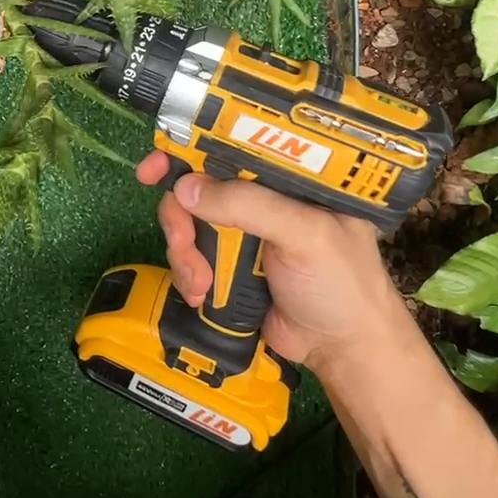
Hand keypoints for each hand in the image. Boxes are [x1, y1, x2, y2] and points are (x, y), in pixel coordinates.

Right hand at [135, 152, 421, 377]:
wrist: (340, 352)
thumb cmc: (342, 285)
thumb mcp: (305, 235)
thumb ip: (248, 206)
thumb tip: (184, 190)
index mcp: (286, 176)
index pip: (230, 146)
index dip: (188, 149)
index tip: (155, 168)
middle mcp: (260, 195)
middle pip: (196, 185)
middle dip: (181, 217)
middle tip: (182, 241)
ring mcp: (240, 230)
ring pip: (186, 221)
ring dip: (184, 252)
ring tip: (201, 282)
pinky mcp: (226, 261)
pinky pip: (188, 253)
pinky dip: (187, 272)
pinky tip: (202, 293)